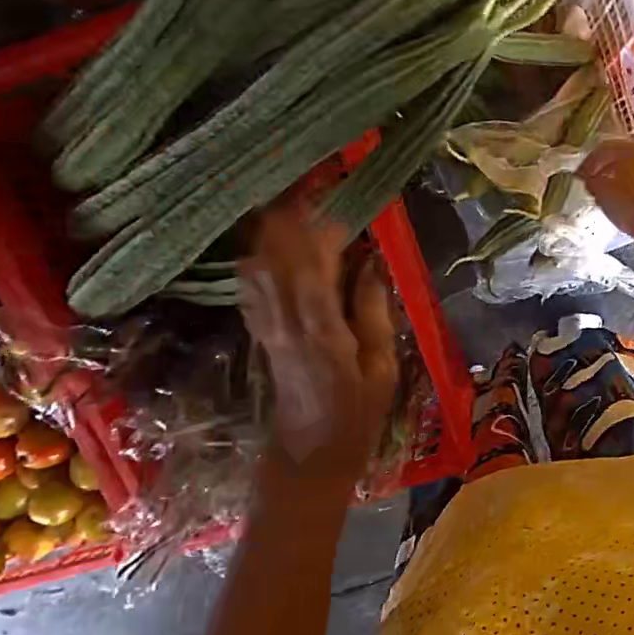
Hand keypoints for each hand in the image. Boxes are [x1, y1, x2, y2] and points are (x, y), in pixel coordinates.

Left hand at [238, 204, 397, 486]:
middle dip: (290, 214)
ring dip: (272, 229)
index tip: (342, 198)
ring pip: (258, 262)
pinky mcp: (260, 329)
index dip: (325, 226)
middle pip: (276, 252)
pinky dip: (261, 253)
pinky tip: (272, 239)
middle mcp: (286, 320)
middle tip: (310, 182)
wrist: (311, 452)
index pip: (315, 262)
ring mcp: (266, 324)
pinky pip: (251, 282)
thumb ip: (374, 311)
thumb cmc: (357, 414)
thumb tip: (371, 262)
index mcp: (321, 329)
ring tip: (292, 199)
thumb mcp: (382, 367)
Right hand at [578, 139, 633, 248]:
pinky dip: (626, 187)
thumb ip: (592, 182)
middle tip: (589, 183)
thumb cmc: (630, 203)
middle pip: (617, 157)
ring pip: (628, 169)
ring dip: (613, 179)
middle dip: (601, 170)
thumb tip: (590, 180)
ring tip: (601, 194)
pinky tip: (618, 202)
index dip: (587, 163)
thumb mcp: (602, 191)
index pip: (602, 149)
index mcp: (631, 148)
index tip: (578, 176)